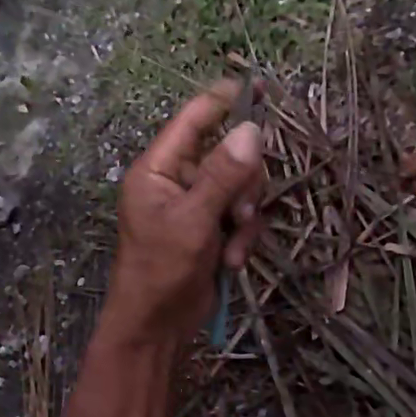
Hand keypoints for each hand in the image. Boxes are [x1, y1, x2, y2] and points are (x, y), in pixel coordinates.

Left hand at [106, 80, 265, 336]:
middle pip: (228, 155)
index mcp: (159, 168)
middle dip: (243, 186)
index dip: (224, 102)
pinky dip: (242, 238)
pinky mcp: (211, 230)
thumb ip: (223, 175)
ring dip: (245, 217)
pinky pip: (241, 217)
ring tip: (234, 244)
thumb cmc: (161, 270)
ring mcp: (196, 206)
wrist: (156, 326)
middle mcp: (177, 181)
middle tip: (241, 213)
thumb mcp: (193, 220)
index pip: (194, 119)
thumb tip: (252, 130)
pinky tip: (232, 261)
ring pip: (241, 188)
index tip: (259, 90)